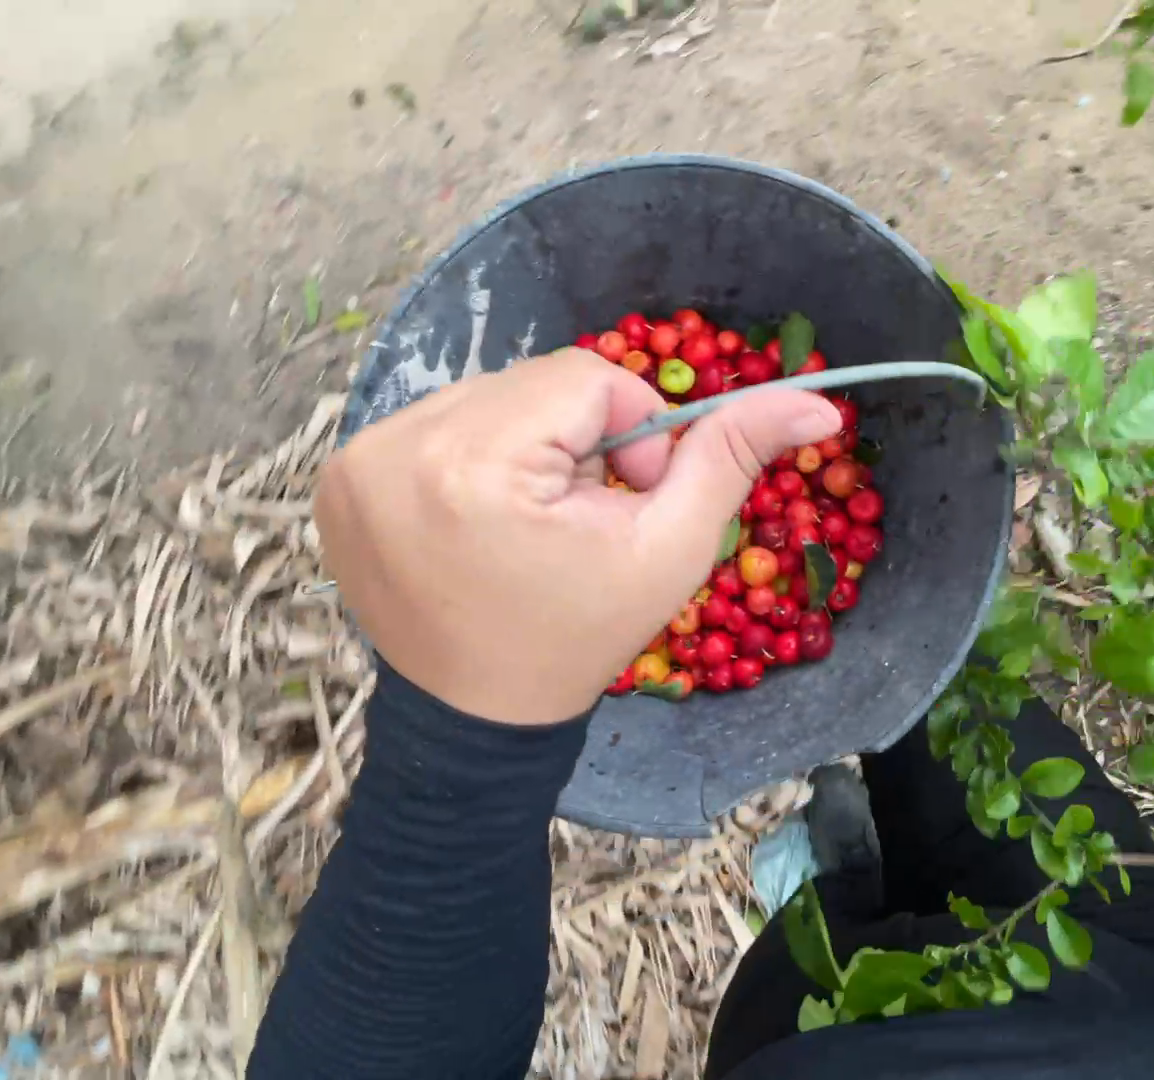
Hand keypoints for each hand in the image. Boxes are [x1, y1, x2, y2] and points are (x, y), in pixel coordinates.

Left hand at [314, 349, 840, 724]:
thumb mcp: (671, 550)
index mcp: (475, 464)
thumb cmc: (581, 637)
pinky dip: (481, 455)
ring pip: (491, 397)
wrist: (479, 719)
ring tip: (531, 521)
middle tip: (579, 517)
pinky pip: (442, 423)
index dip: (630, 433)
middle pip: (534, 383)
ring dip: (530, 443)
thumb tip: (815, 400)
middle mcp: (394, 445)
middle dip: (578, 439)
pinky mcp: (338, 475)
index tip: (628, 500)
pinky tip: (484, 517)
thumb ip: (733, 457)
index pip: (586, 376)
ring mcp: (354, 459)